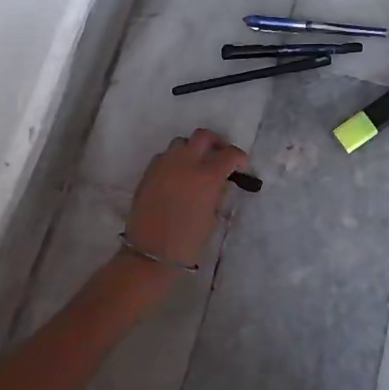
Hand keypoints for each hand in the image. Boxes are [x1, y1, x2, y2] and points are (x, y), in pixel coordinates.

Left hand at [124, 129, 247, 268]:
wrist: (150, 252)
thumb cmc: (187, 242)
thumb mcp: (211, 217)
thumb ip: (216, 193)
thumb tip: (219, 183)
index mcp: (207, 177)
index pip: (229, 154)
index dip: (238, 158)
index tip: (240, 166)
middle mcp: (185, 163)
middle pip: (203, 136)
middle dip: (215, 142)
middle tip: (220, 156)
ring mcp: (164, 165)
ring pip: (181, 143)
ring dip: (192, 149)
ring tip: (196, 165)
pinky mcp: (148, 172)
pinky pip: (164, 156)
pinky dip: (174, 160)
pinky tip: (176, 176)